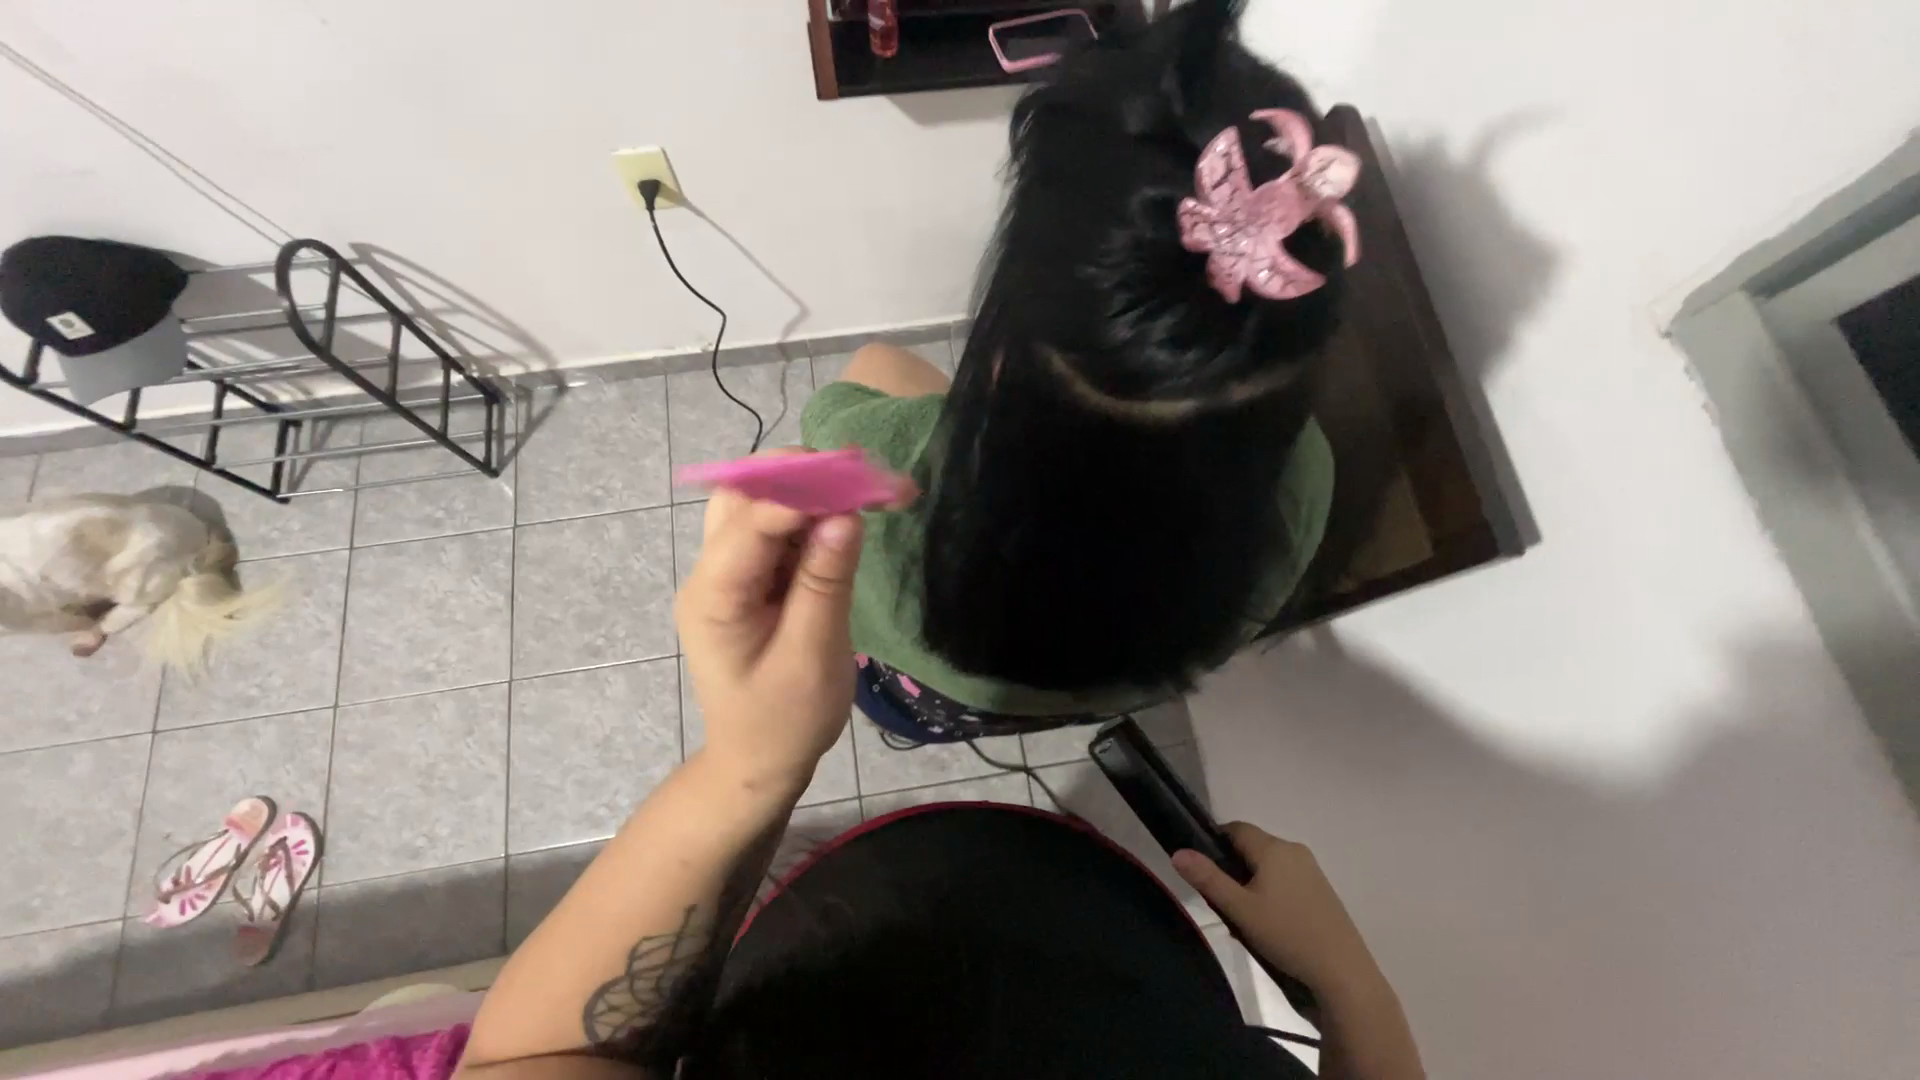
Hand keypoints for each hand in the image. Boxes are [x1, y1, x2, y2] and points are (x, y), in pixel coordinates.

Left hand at [675, 488, 862, 794]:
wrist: (760, 760)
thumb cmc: (784, 721)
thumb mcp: (812, 658)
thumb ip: (825, 584)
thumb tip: (846, 515)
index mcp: (714, 596)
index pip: (751, 521)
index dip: (803, 493)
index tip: (861, 482)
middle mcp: (713, 573)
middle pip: (744, 495)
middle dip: (802, 475)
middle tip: (862, 476)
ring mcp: (730, 573)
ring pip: (761, 504)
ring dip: (811, 490)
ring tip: (865, 489)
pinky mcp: (752, 578)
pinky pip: (779, 530)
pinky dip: (814, 515)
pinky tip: (850, 514)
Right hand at [1173, 823, 1385, 1001]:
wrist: (1344, 974)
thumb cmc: (1287, 935)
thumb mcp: (1240, 910)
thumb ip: (1208, 879)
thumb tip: (1178, 852)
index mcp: (1274, 848)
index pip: (1236, 828)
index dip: (1214, 841)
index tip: (1203, 868)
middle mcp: (1294, 850)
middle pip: (1252, 847)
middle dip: (1232, 867)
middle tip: (1221, 901)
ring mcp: (1312, 871)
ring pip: (1269, 865)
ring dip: (1251, 883)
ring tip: (1244, 918)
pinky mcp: (1322, 892)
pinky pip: (1287, 880)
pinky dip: (1272, 892)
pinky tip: (1270, 925)